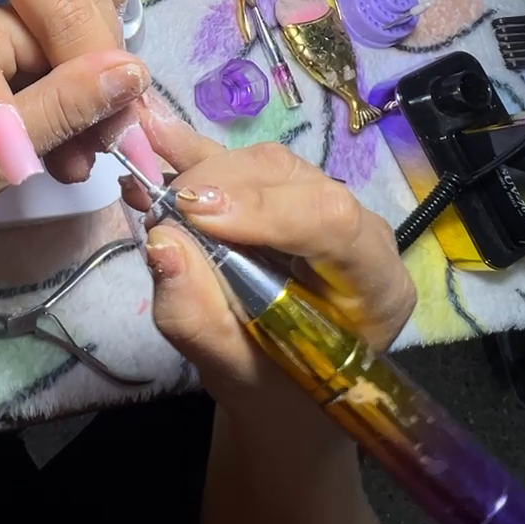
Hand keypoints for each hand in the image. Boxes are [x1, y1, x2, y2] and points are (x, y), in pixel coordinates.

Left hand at [0, 6, 148, 272]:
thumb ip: (62, 108)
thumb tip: (134, 70)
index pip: (57, 27)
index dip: (98, 84)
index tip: (120, 141)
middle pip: (44, 35)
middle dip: (80, 99)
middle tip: (91, 162)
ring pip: (25, 53)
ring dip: (56, 105)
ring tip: (68, 165)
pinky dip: (25, 98)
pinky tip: (39, 142)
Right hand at [129, 97, 415, 442]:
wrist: (282, 392)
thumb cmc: (271, 389)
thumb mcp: (231, 369)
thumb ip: (197, 315)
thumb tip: (162, 242)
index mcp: (372, 283)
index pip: (331, 219)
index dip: (262, 207)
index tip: (194, 213)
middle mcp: (357, 230)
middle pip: (291, 178)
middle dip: (219, 185)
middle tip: (163, 209)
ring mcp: (319, 202)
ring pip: (262, 162)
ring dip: (201, 169)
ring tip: (152, 190)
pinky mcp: (279, 191)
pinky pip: (237, 160)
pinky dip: (192, 148)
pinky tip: (154, 131)